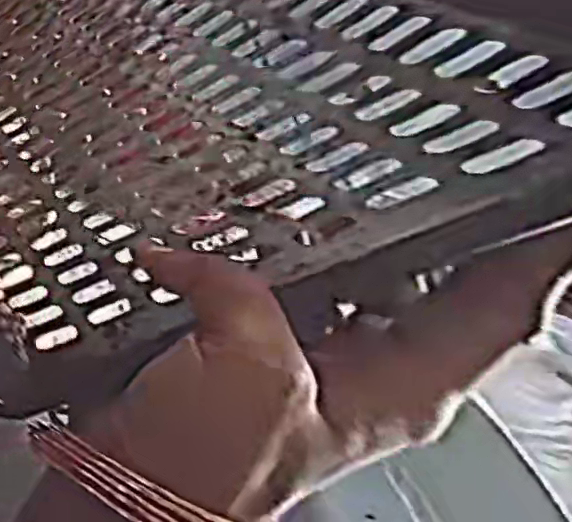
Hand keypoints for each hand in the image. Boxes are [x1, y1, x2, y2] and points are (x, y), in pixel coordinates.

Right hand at [70, 229, 571, 519]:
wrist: (131, 477)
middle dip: (390, 236)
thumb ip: (238, 294)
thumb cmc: (210, 460)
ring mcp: (283, 361)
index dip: (525, 264)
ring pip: (308, 282)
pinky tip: (190, 243)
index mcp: (393, 388)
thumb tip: (189, 256)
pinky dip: (217, 256)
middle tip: (374, 186)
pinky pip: (233, 286)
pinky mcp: (222, 349)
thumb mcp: (252, 372)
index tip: (539, 219)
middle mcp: (348, 372)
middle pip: (397, 289)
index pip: (489, 316)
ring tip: (268, 201)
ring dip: (289, 241)